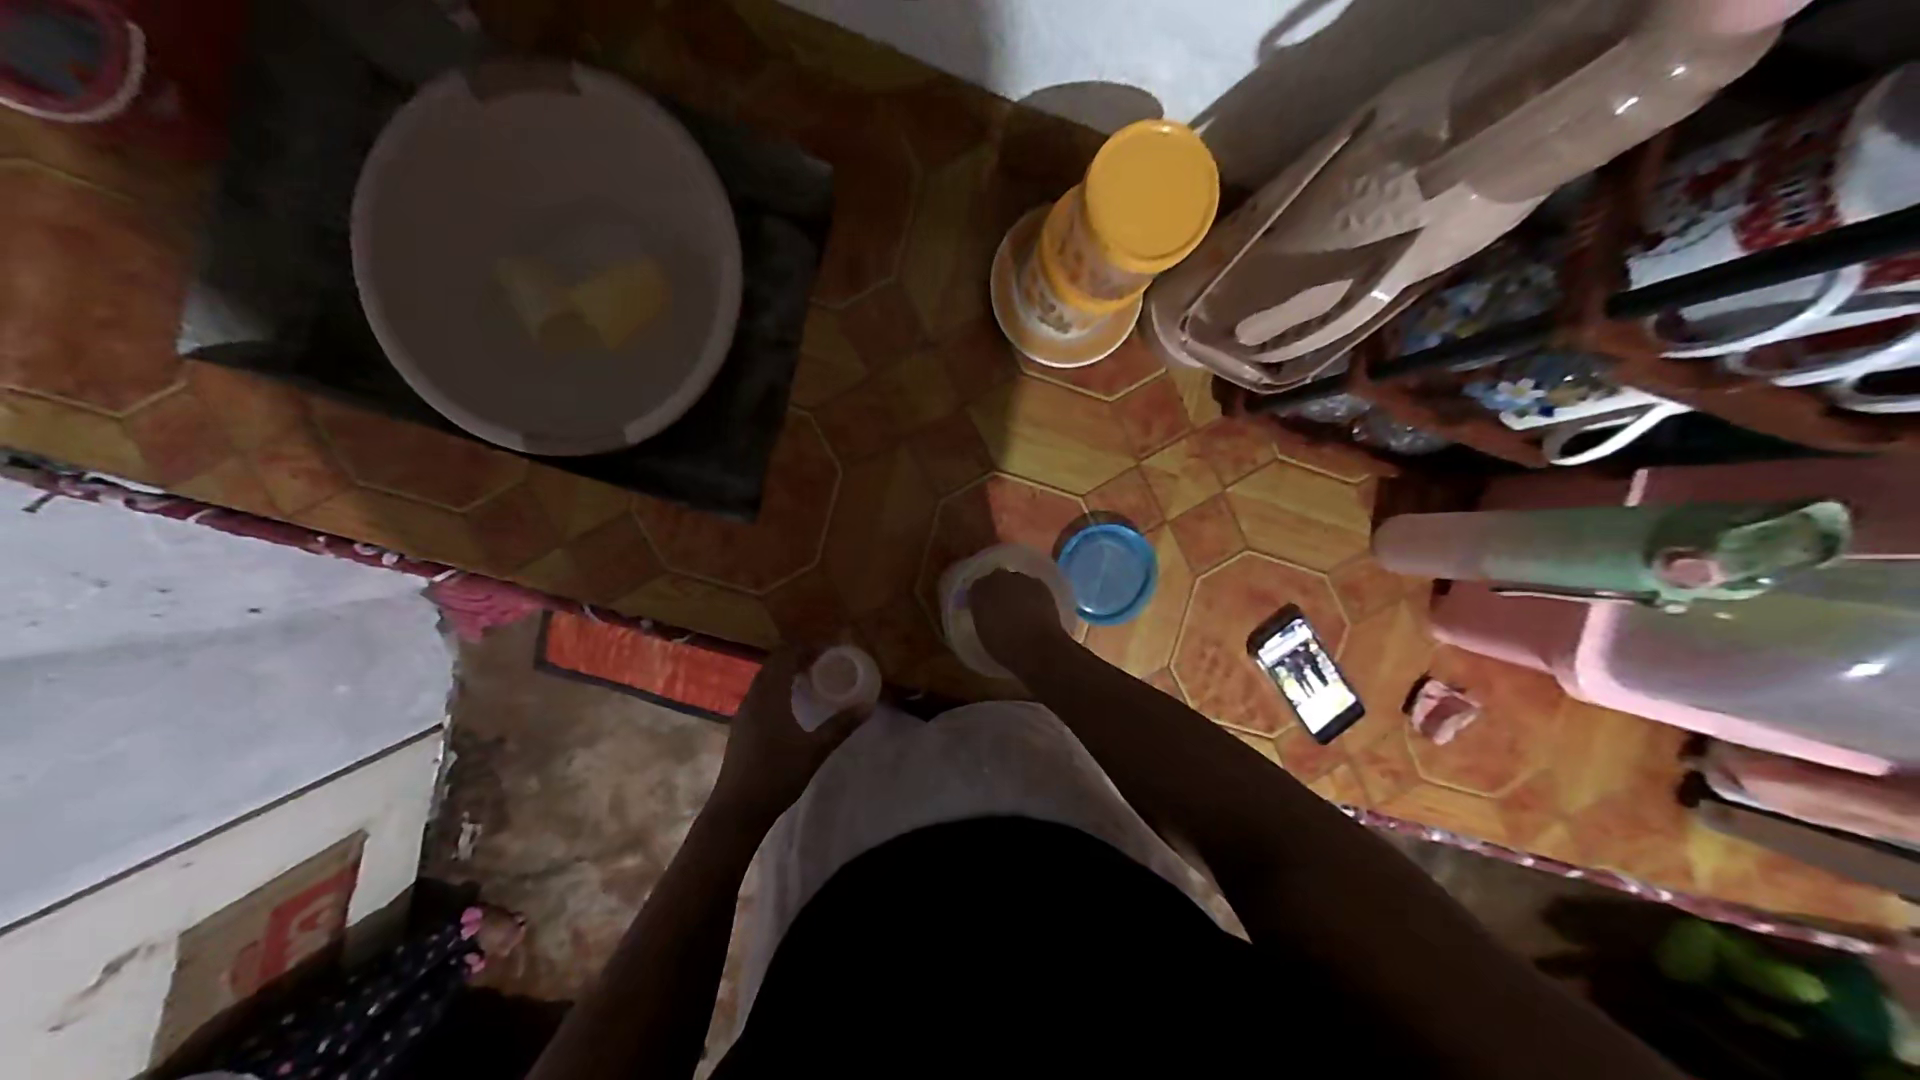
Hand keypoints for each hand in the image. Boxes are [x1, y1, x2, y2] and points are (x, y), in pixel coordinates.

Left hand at [708, 649, 866, 827]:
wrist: (737, 810)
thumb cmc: (776, 775)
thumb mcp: (814, 750)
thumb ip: (840, 726)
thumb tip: (868, 705)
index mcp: (770, 696)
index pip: (785, 657)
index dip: (806, 649)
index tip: (828, 651)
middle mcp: (753, 698)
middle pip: (773, 665)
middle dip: (797, 658)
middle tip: (823, 663)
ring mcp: (743, 713)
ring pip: (764, 680)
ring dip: (785, 673)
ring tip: (810, 680)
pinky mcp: (741, 727)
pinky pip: (760, 695)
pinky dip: (776, 689)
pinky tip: (791, 705)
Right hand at [968, 569, 1071, 671]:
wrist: (1038, 647)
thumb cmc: (1005, 645)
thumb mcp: (983, 631)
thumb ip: (982, 613)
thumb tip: (986, 608)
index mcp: (979, 590)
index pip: (976, 588)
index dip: (980, 600)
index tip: (983, 611)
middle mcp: (998, 579)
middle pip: (996, 580)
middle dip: (998, 592)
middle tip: (1001, 610)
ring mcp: (1022, 579)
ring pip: (1015, 582)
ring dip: (1016, 592)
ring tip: (1020, 611)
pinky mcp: (1041, 585)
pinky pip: (1031, 588)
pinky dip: (1031, 596)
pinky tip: (1034, 611)